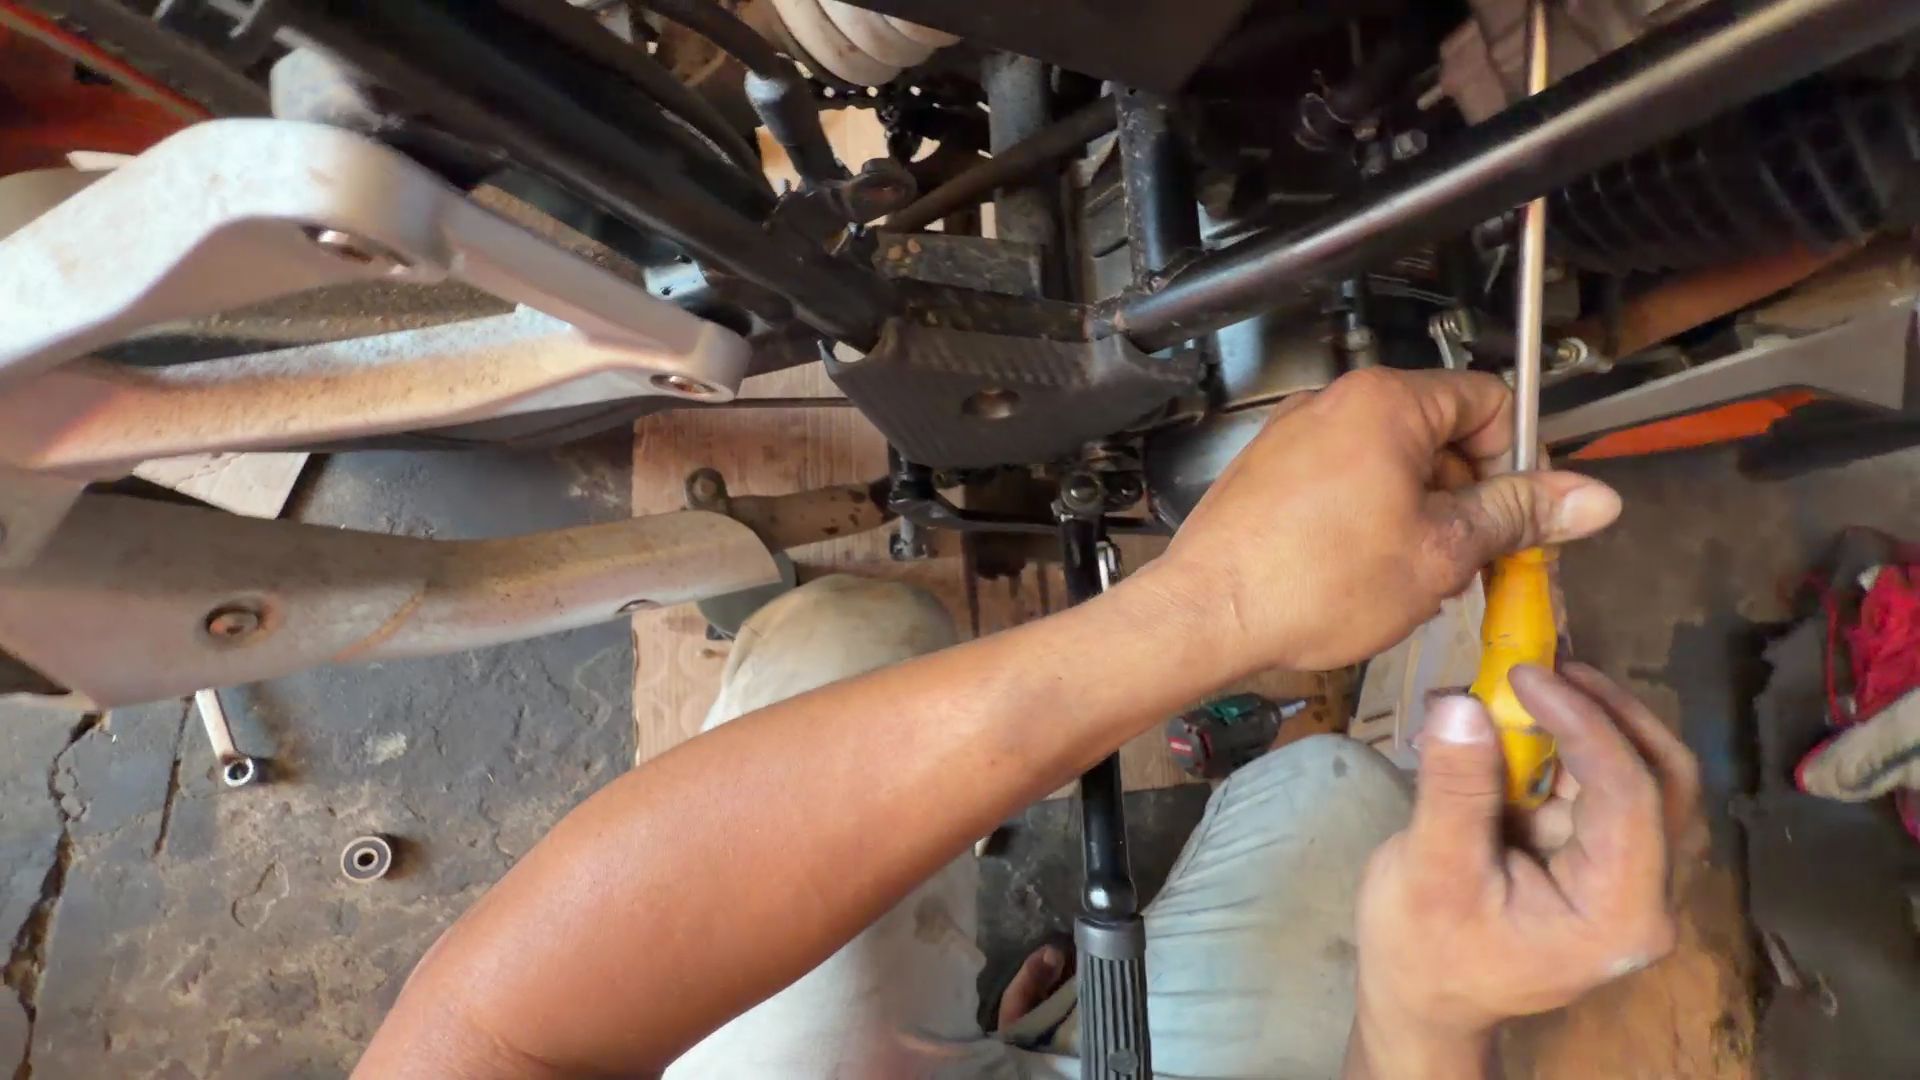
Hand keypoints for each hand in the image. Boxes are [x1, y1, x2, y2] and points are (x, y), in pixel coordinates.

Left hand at [1139, 368, 1620, 673]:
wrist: (1206, 614)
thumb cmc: (1314, 583)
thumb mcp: (1439, 552)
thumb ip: (1516, 514)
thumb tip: (1591, 497)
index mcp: (1381, 403)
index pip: (1486, 401)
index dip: (1516, 458)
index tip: (1517, 514)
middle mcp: (1326, 407)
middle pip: (1433, 434)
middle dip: (1461, 496)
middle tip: (1464, 559)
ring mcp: (1286, 440)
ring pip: (1384, 467)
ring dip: (1413, 517)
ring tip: (1403, 576)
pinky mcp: (1261, 476)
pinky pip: (1336, 485)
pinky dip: (1362, 520)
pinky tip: (1355, 573)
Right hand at [1346, 664, 1701, 1077]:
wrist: (1420, 996)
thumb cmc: (1423, 945)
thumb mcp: (1430, 868)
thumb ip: (1452, 789)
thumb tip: (1458, 705)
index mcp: (1618, 909)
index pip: (1631, 797)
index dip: (1585, 724)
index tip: (1522, 674)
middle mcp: (1640, 891)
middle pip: (1663, 783)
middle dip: (1608, 713)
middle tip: (1543, 667)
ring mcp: (1617, 876)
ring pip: (1636, 781)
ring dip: (1587, 723)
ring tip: (1525, 685)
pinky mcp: (1585, 861)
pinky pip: (1591, 789)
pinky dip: (1557, 746)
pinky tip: (1511, 723)